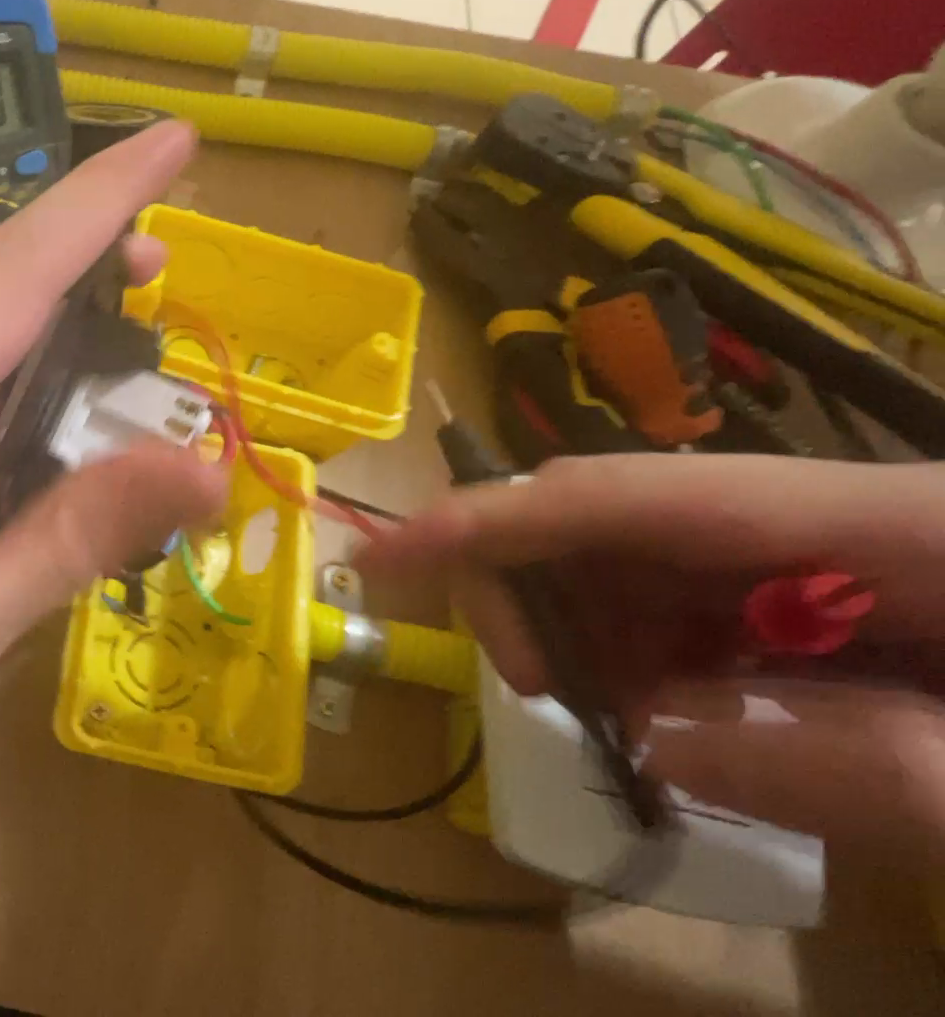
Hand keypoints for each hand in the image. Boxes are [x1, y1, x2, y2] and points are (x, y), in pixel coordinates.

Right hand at [359, 452, 944, 853]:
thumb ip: (863, 770)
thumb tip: (652, 743)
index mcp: (884, 520)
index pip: (628, 496)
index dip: (488, 519)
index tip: (383, 557)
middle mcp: (826, 513)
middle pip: (611, 522)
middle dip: (542, 599)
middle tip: (548, 697)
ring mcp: (821, 549)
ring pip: (634, 568)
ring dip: (593, 641)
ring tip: (625, 720)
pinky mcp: (821, 589)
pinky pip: (684, 607)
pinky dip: (647, 662)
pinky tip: (680, 713)